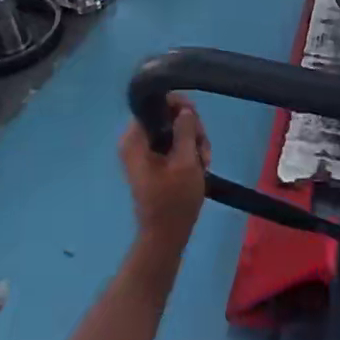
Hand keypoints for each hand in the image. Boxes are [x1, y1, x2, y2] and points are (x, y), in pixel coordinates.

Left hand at [119, 95, 209, 256]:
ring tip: (205, 160)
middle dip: (191, 129)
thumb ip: (186, 130)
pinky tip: (201, 166)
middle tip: (204, 147)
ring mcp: (143, 152)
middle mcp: (134, 141)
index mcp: (135, 139)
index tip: (196, 118)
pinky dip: (189, 152)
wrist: (166, 235)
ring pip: (174, 130)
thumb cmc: (174, 200)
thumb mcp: (186, 161)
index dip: (178, 105)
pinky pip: (173, 144)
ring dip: (194, 142)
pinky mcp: (153, 162)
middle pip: (167, 116)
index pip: (155, 104)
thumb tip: (184, 109)